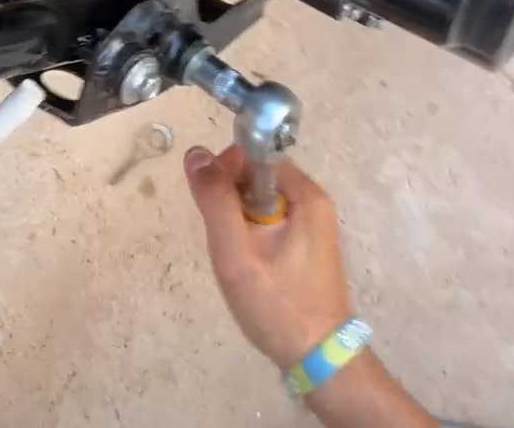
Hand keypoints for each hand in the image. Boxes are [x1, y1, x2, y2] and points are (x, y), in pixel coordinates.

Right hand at [183, 145, 352, 366]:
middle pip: (254, 175)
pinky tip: (249, 265)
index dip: (225, 172)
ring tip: (238, 257)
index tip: (214, 208)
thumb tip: (194, 152)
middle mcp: (312, 200)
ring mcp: (312, 222)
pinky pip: (268, 218)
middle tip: (227, 241)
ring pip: (257, 199)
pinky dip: (250, 234)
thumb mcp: (237, 251)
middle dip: (230, 201)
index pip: (253, 155)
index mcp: (305, 194)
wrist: (319, 361)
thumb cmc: (278, 304)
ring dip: (237, 220)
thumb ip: (215, 199)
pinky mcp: (306, 242)